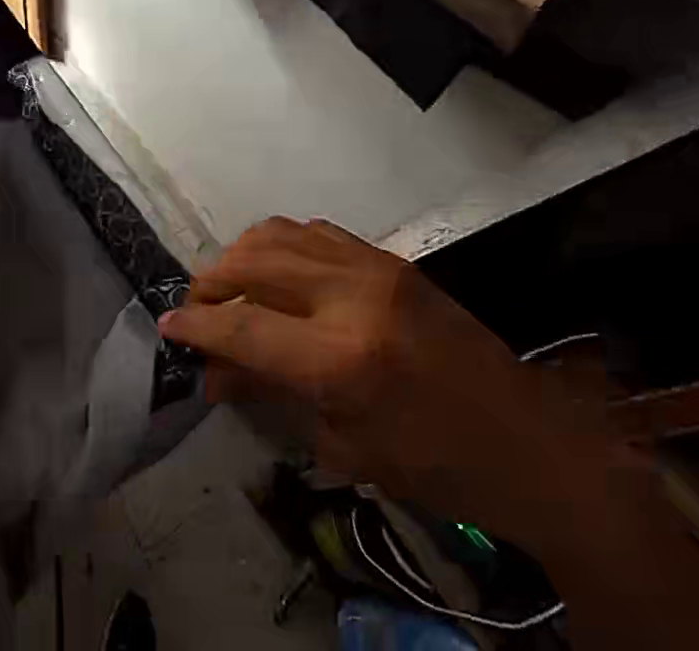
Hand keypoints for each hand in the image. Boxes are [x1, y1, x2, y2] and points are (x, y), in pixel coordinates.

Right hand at [158, 217, 623, 555]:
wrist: (530, 441)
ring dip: (240, 257)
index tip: (167, 327)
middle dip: (209, 284)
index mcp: (341, 360)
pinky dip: (281, 246)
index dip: (195, 327)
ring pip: (279, 234)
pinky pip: (316, 232)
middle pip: (251, 262)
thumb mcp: (342, 445)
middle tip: (198, 313)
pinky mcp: (391, 259)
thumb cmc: (435, 465)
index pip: (242, 329)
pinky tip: (279, 275)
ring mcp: (374, 268)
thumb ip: (271, 394)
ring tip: (231, 290)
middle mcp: (352, 297)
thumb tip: (214, 372)